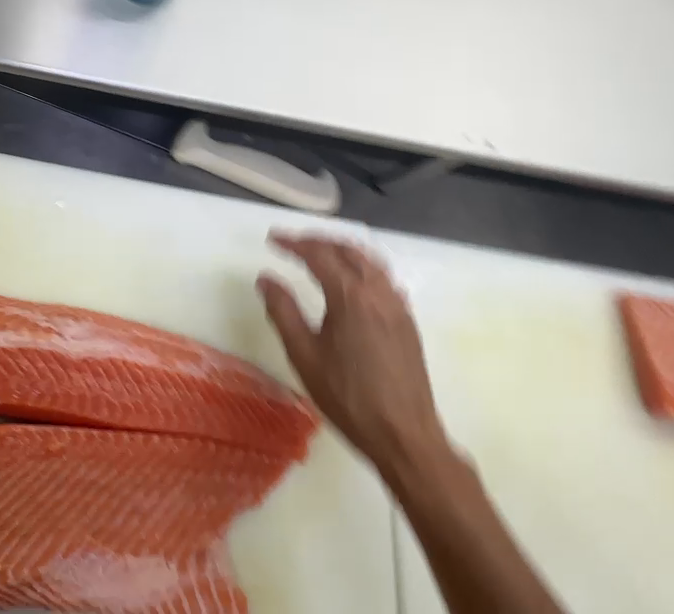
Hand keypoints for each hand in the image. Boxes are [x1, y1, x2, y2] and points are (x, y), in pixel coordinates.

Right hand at [258, 232, 447, 477]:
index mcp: (350, 296)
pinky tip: (353, 282)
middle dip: (319, 241)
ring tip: (320, 254)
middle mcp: (378, 292)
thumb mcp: (304, 355)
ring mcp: (398, 306)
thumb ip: (283, 311)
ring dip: (342, 250)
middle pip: (348, 250)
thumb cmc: (347, 396)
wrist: (403, 434)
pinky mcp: (407, 321)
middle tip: (293, 243)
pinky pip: (384, 278)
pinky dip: (363, 267)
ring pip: (370, 261)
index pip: (319, 255)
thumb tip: (265, 278)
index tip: (272, 239)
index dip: (293, 243)